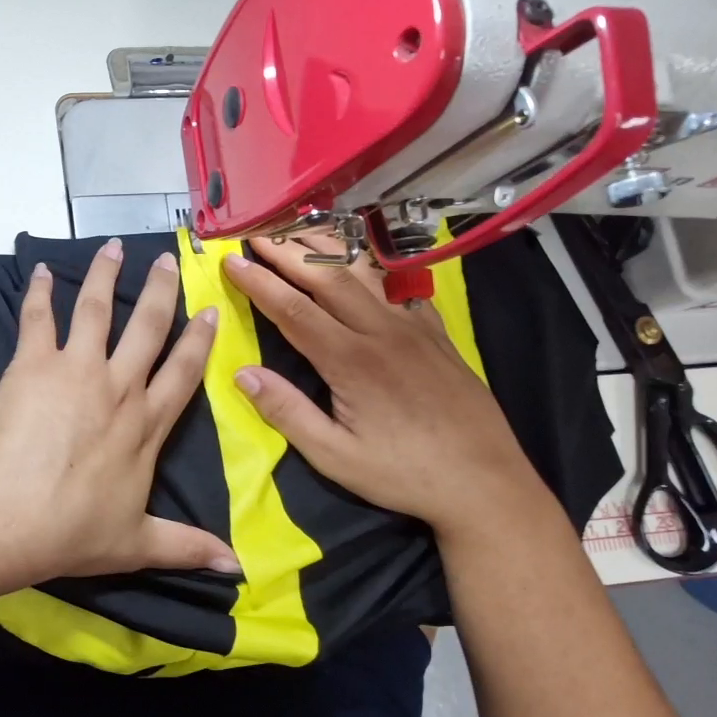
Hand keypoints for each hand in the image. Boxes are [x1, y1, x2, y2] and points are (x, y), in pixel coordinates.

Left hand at [0, 237, 237, 578]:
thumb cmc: (77, 530)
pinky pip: (40, 318)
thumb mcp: (140, 544)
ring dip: (106, 276)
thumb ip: (188, 547)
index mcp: (148, 425)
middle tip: (167, 261)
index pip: (183, 374)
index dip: (199, 341)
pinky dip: (41, 293)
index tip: (209, 312)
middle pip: (148, 328)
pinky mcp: (34, 363)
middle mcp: (120, 388)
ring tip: (113, 248)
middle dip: (160, 292)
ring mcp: (78, 370)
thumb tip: (239, 569)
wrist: (17, 512)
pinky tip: (41, 272)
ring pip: (98, 310)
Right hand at [222, 236, 550, 531]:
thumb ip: (287, 412)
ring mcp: (414, 328)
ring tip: (298, 232)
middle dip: (287, 253)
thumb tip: (242, 374)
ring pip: (364, 274)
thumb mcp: (334, 456)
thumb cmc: (402, 475)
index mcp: (351, 362)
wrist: (486, 483)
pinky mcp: (436, 334)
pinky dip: (373, 265)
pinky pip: (400, 287)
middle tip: (256, 234)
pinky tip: (361, 258)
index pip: (293, 310)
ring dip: (327, 249)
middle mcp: (382, 333)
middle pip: (327, 278)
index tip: (231, 262)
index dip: (259, 283)